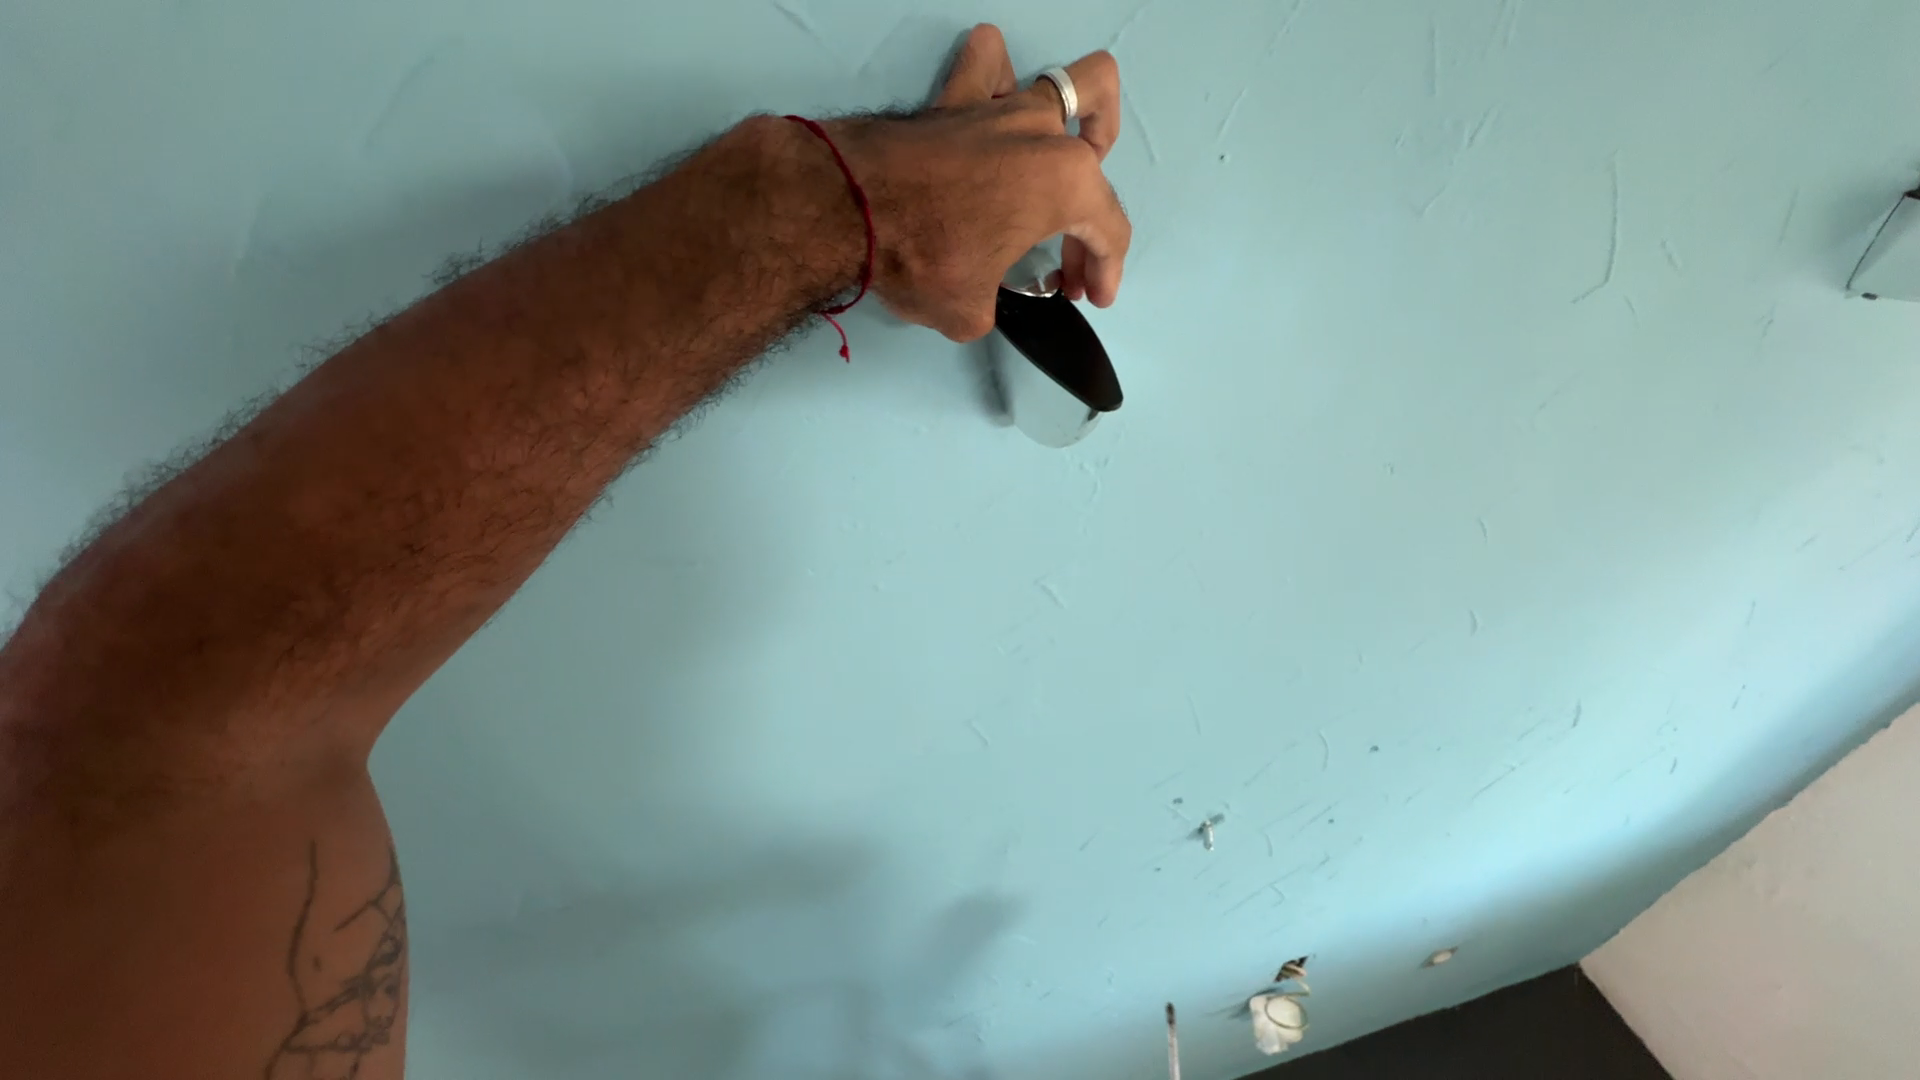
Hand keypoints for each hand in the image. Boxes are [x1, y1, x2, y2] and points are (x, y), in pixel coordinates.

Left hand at [833, 25, 1130, 341]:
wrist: (848, 210)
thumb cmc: (922, 260)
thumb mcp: (970, 312)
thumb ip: (991, 305)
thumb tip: (980, 301)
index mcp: (1065, 185)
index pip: (1109, 232)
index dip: (1107, 273)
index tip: (1091, 299)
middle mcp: (1043, 135)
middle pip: (1096, 168)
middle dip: (1091, 222)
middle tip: (1068, 265)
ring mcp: (1000, 108)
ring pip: (1067, 82)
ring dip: (1076, 121)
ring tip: (1066, 160)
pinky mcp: (954, 99)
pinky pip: (989, 65)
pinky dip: (999, 81)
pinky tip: (995, 113)